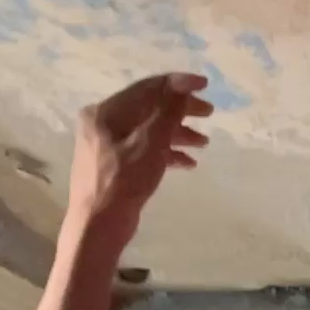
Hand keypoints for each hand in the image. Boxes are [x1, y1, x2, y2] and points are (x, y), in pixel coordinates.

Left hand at [66, 72, 212, 251]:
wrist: (99, 224)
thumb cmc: (123, 181)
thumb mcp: (150, 143)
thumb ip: (168, 112)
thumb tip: (183, 85)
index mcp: (106, 112)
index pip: (147, 88)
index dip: (178, 85)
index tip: (205, 86)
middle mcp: (104, 122)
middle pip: (149, 108)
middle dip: (181, 110)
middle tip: (209, 113)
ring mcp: (109, 144)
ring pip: (150, 130)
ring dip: (178, 133)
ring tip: (204, 143)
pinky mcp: (117, 164)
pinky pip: (147, 149)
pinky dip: (168, 152)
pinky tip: (188, 163)